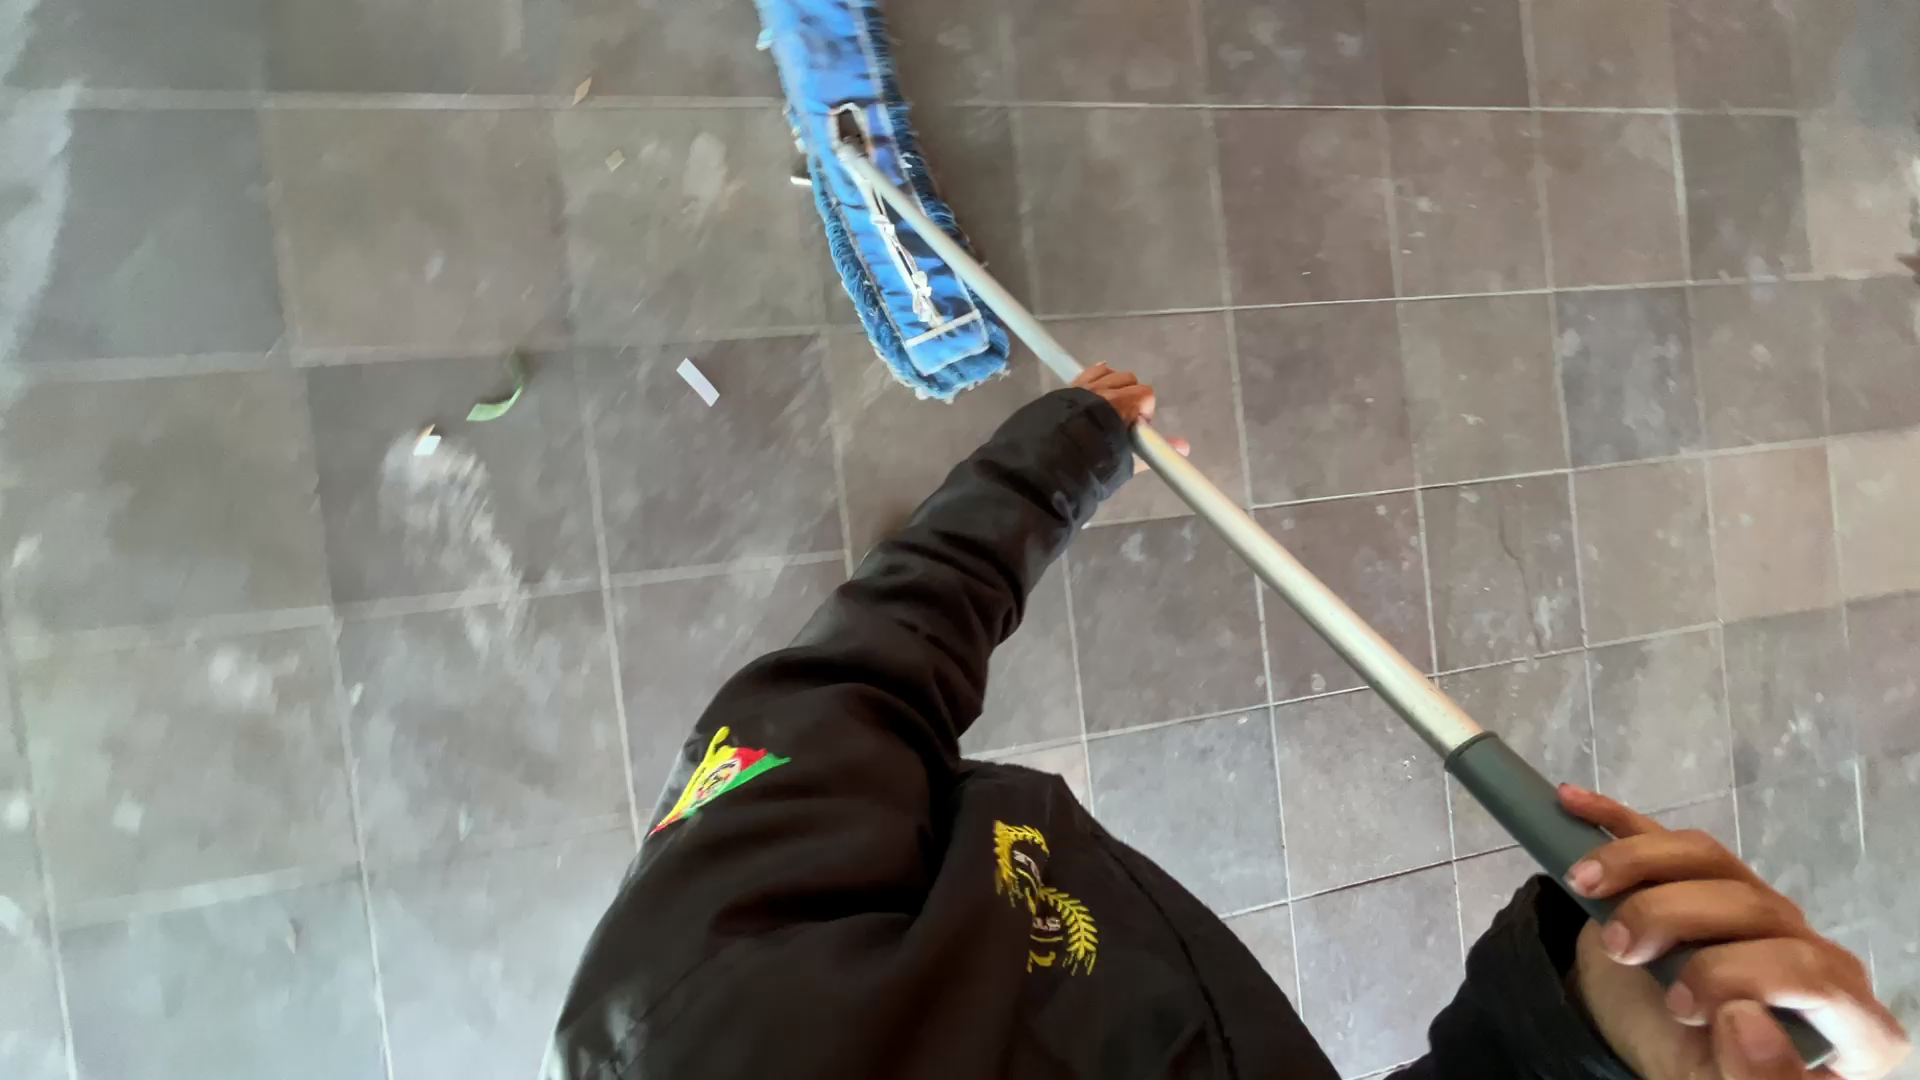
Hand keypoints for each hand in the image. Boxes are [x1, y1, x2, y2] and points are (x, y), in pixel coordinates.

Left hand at [1070, 363, 1190, 473]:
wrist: (1055, 458)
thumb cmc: (1097, 459)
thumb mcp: (1129, 458)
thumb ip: (1157, 450)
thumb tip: (1185, 447)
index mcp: (1125, 403)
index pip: (1146, 395)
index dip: (1143, 412)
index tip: (1135, 429)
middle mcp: (1108, 388)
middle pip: (1129, 380)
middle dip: (1129, 397)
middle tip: (1121, 419)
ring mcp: (1087, 386)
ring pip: (1109, 372)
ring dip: (1113, 385)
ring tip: (1107, 405)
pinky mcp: (1070, 388)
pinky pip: (1089, 371)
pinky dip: (1097, 375)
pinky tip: (1097, 382)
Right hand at [1559, 784, 1908, 1079]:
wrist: (1662, 1036)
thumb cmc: (1706, 1065)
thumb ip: (1761, 1078)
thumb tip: (1747, 1017)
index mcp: (1844, 1015)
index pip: (1813, 974)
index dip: (1738, 977)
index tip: (1677, 1004)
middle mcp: (1809, 948)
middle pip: (1747, 903)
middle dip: (1665, 916)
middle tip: (1617, 949)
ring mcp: (1751, 900)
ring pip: (1701, 854)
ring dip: (1629, 862)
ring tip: (1582, 886)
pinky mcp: (1692, 872)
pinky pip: (1655, 830)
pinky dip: (1609, 815)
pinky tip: (1571, 802)